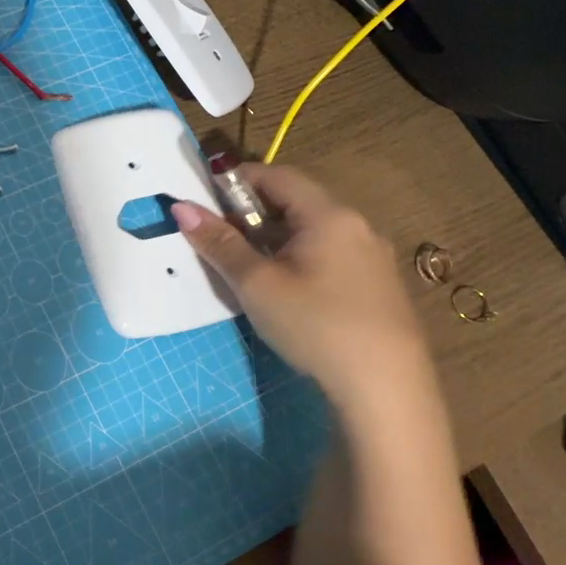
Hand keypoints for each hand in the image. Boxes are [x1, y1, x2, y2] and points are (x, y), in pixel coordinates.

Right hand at [172, 163, 429, 403]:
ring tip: (240, 265)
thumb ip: (218, 242)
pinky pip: (326, 253)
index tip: (201, 199)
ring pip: (309, 230)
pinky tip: (279, 288)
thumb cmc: (314, 324)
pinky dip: (293, 256)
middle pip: (294, 201)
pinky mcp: (374, 285)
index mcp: (329, 216)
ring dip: (270, 237)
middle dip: (249, 211)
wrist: (385, 388)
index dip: (235, 179)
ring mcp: (370, 257)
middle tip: (214, 236)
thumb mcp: (255, 282)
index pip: (277, 175)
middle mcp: (356, 227)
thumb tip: (180, 206)